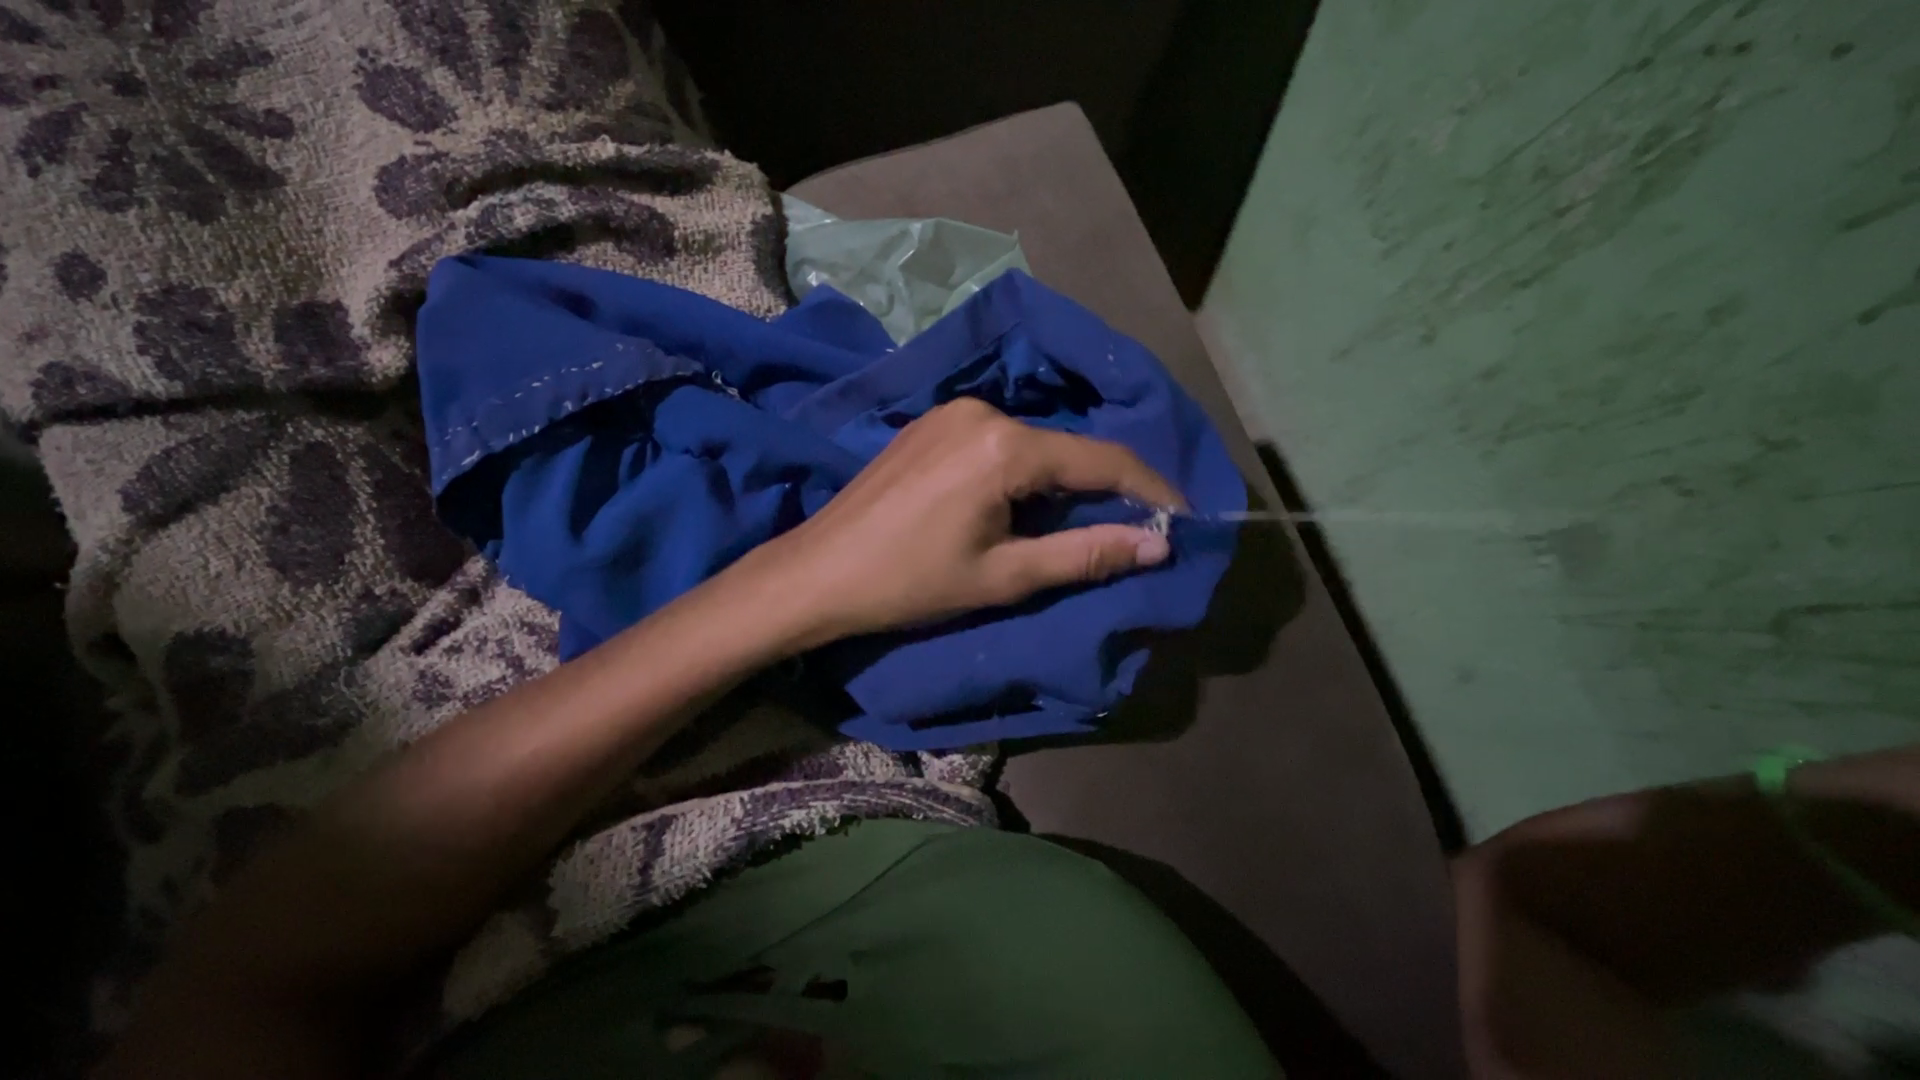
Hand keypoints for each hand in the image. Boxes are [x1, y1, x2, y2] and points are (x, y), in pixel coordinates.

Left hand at [736, 398, 1185, 648]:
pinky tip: (1021, 507)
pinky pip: (999, 443)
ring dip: (1062, 484)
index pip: (1101, 461)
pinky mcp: (931, 424)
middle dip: (1104, 490)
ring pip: (1034, 446)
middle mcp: (984, 412)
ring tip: (1078, 527)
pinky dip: (1024, 473)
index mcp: (1005, 445)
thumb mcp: (1004, 577)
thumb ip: (1085, 554)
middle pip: (1067, 450)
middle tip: (1132, 531)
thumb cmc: (910, 582)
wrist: (817, 572)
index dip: (1149, 490)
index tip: (1180, 520)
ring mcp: (953, 413)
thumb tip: (1157, 543)